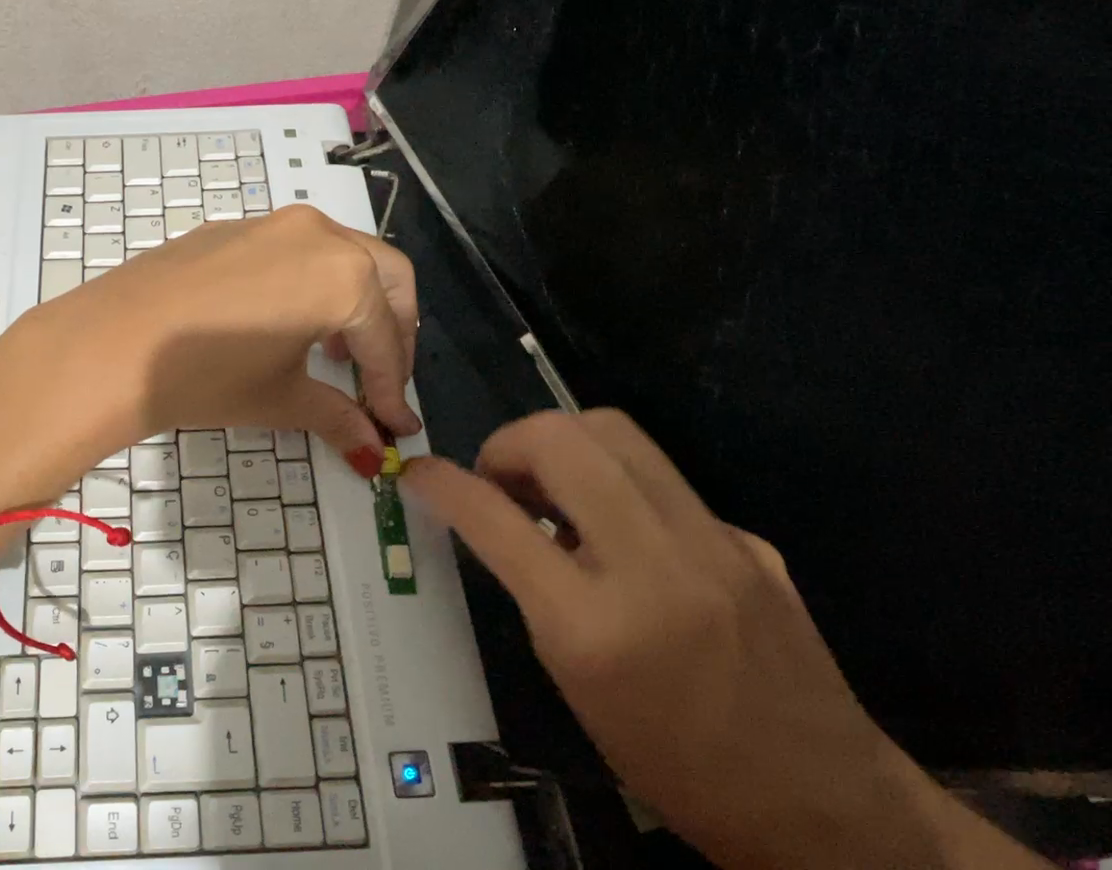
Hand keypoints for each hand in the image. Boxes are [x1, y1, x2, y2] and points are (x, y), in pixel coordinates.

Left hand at [0, 205, 420, 535]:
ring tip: (336, 351)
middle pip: (385, 277)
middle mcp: (318, 234)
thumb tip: (373, 445)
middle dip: (393, 329)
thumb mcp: (279, 399)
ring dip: (356, 300)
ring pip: (342, 254)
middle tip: (382, 377)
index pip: (384, 337)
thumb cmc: (205, 377)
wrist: (110, 345)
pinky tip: (288, 321)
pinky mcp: (233, 227)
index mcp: (343, 276)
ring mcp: (272, 223)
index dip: (393, 387)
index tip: (398, 424)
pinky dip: (313, 283)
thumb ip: (337, 415)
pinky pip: (296, 249)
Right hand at [398, 410, 1041, 869]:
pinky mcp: (749, 539)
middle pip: (562, 439)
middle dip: (507, 443)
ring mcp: (714, 544)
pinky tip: (620, 536)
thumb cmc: (670, 762)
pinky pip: (661, 479)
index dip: (443, 483)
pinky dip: (616, 486)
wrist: (819, 803)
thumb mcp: (571, 678)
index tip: (418, 472)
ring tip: (549, 493)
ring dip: (561, 445)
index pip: (496, 519)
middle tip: (498, 483)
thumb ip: (535, 587)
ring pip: (616, 432)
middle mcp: (656, 568)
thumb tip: (506, 517)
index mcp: (593, 625)